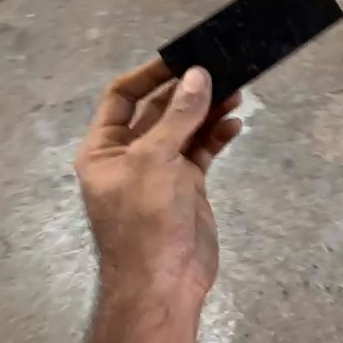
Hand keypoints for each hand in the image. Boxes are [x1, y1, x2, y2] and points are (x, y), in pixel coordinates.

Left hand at [77, 60, 242, 304]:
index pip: (122, 97)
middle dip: (188, 91)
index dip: (149, 75)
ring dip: (208, 110)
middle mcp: (130, 155)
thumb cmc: (144, 220)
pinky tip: (235, 126)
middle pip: (159, 110)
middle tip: (221, 70)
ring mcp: (160, 171)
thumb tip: (198, 74)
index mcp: (104, 148)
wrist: (162, 285)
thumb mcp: (155, 161)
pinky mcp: (187, 185)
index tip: (182, 57)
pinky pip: (202, 150)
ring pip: (185, 128)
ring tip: (237, 92)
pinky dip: (218, 136)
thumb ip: (179, 116)